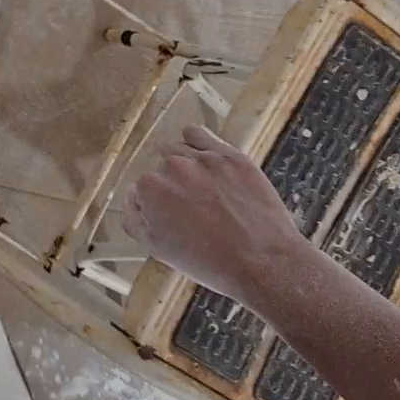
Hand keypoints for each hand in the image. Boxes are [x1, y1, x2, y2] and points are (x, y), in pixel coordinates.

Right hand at [125, 124, 311, 305]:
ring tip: (202, 188)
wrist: (267, 266)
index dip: (155, 204)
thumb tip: (132, 199)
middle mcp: (171, 167)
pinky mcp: (229, 156)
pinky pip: (197, 133)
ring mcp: (202, 159)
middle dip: (171, 185)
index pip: (141, 188)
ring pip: (176, 149)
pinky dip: (194, 141)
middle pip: (160, 168)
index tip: (171, 217)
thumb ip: (133, 219)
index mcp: (149, 188)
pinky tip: (201, 156)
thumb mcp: (158, 250)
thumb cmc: (212, 262)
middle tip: (191, 208)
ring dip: (182, 164)